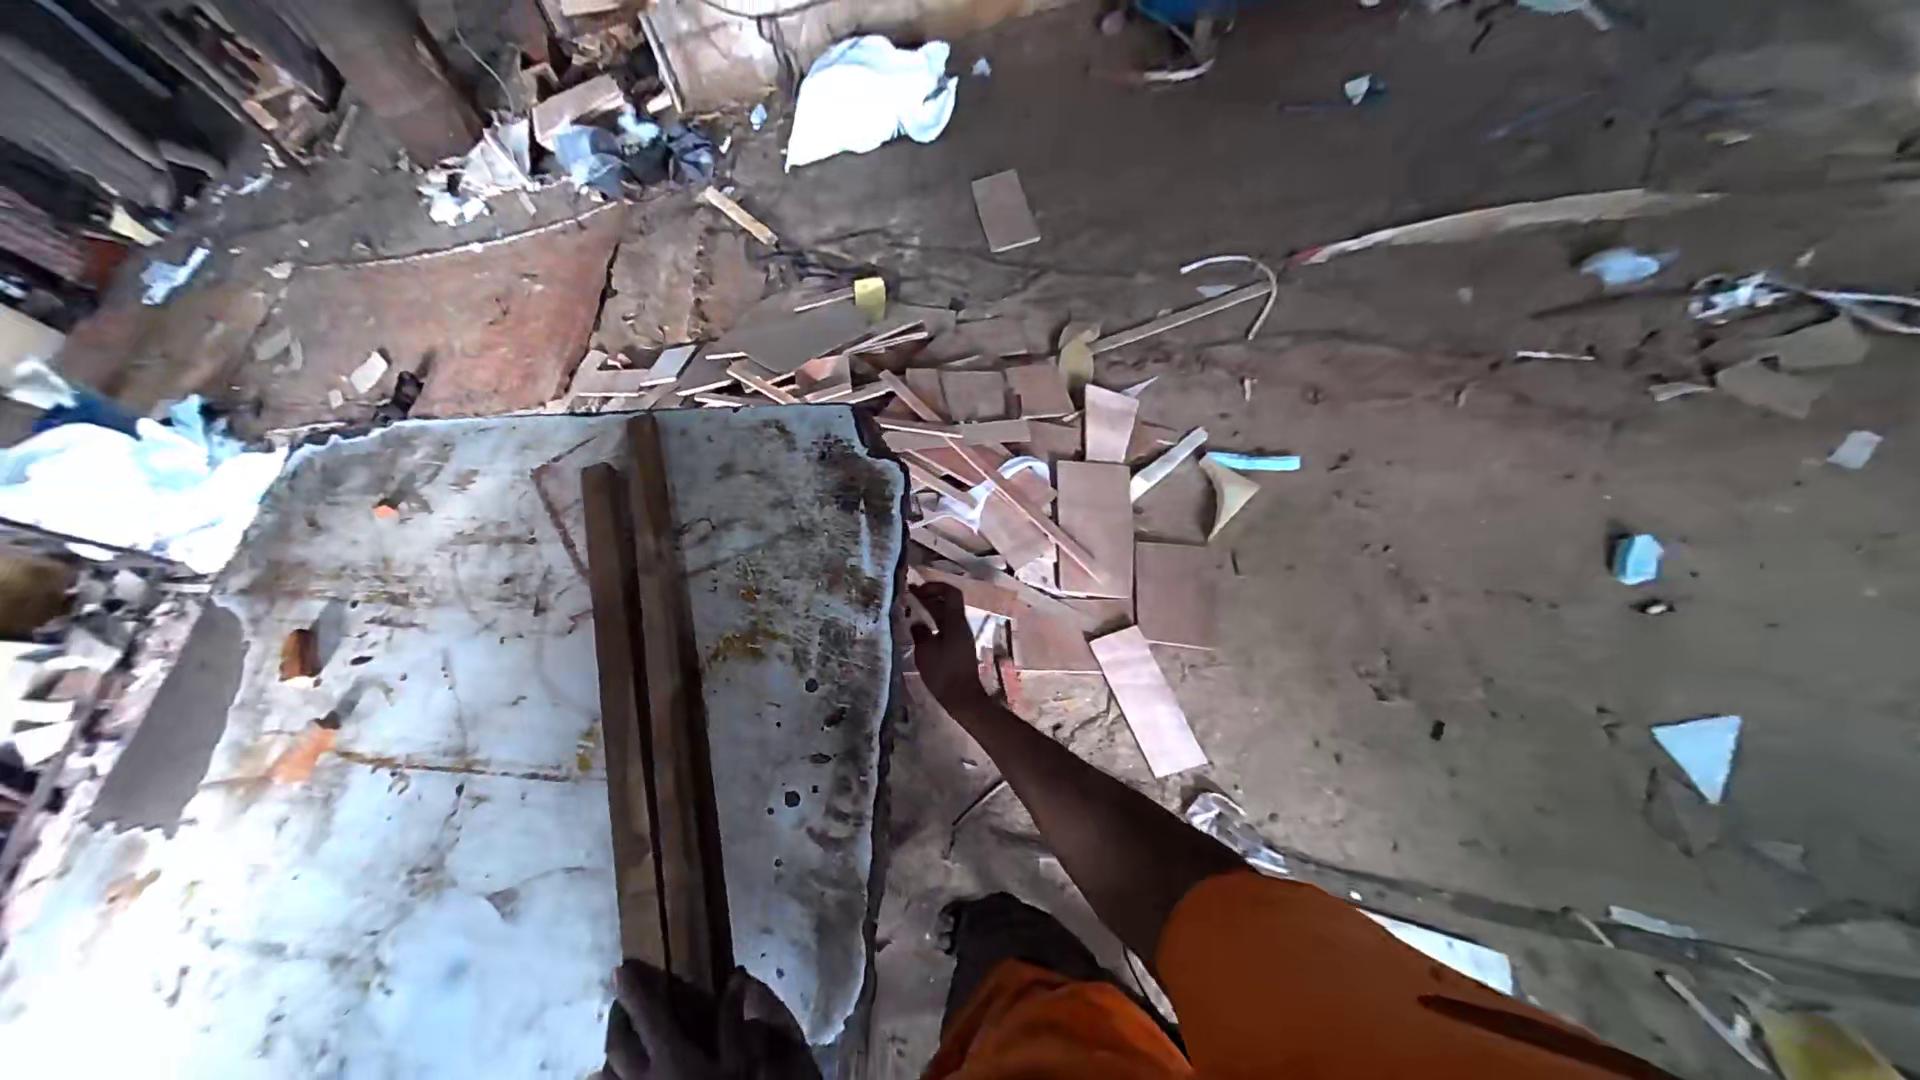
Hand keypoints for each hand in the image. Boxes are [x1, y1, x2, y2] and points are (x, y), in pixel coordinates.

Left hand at [602, 962, 817, 1079]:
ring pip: (601, 1076)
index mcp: (669, 1058)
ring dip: (608, 1056)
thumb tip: (735, 975)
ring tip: (617, 1048)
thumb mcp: (736, 1067)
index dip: (633, 991)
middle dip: (617, 1018)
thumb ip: (731, 1021)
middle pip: (616, 1044)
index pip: (647, 1015)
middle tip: (621, 1004)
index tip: (619, 969)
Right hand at [907, 582, 989, 714]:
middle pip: (947, 603)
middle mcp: (961, 625)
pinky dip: (934, 622)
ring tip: (912, 608)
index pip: (950, 592)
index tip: (917, 589)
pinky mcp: (958, 647)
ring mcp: (961, 637)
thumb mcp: (925, 652)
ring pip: (946, 615)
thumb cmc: (943, 673)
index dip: (934, 586)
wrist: (962, 697)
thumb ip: (920, 633)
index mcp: (955, 622)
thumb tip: (917, 624)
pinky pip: (946, 627)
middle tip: (909, 594)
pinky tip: (921, 628)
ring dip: (931, 609)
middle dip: (929, 596)